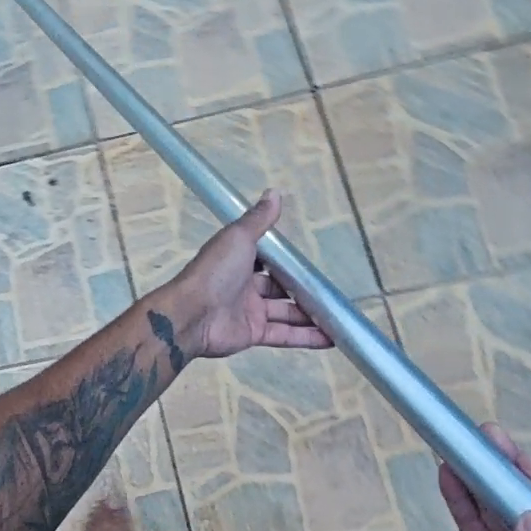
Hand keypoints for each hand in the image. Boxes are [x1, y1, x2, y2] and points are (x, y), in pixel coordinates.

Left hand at [153, 190, 332, 357]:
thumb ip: (258, 220)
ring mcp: (248, 311)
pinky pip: (284, 335)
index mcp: (238, 261)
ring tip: (340, 315)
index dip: (287, 262)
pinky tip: (332, 338)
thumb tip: (274, 192)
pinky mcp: (252, 334)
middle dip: (303, 290)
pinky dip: (306, 337)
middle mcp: (243, 286)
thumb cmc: (215, 271)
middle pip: (279, 287)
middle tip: (332, 291)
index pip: (267, 260)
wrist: (191, 313)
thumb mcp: (238, 237)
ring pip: (285, 313)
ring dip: (311, 315)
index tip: (311, 262)